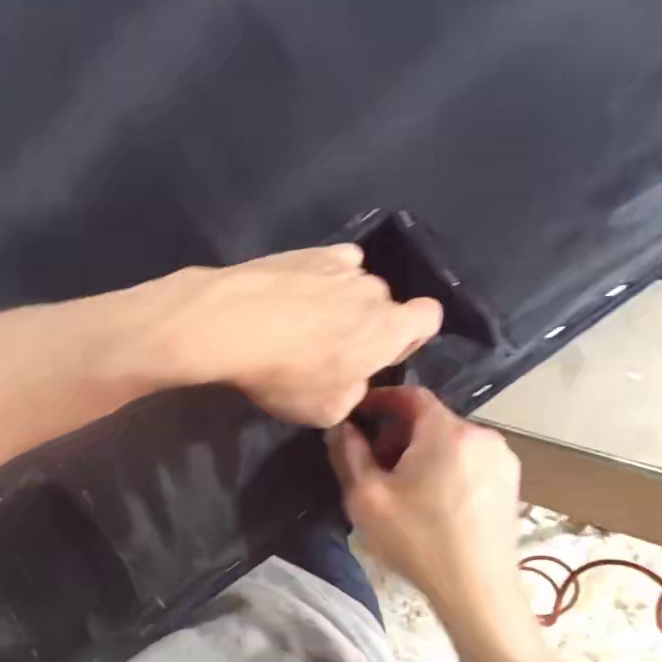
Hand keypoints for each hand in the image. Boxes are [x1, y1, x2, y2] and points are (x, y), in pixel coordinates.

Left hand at [150, 245, 443, 425]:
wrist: (231, 322)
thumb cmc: (286, 374)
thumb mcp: (327, 411)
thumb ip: (353, 395)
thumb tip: (352, 381)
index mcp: (390, 328)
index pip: (430, 317)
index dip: (409, 337)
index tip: (379, 354)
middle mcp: (374, 289)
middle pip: (384, 303)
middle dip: (366, 323)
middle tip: (328, 349)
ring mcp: (341, 264)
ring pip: (354, 284)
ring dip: (339, 301)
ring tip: (300, 322)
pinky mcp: (307, 250)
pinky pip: (329, 264)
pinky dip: (319, 277)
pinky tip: (293, 295)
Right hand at [327, 386, 521, 611]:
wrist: (477, 591)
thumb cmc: (418, 540)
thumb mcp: (367, 497)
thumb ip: (349, 454)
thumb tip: (341, 427)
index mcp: (448, 432)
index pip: (411, 395)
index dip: (381, 400)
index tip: (358, 415)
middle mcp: (482, 436)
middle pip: (430, 420)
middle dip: (397, 434)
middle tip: (374, 464)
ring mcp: (502, 460)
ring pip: (450, 442)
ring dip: (421, 453)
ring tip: (400, 488)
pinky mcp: (510, 484)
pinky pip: (469, 461)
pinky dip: (444, 468)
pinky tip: (430, 502)